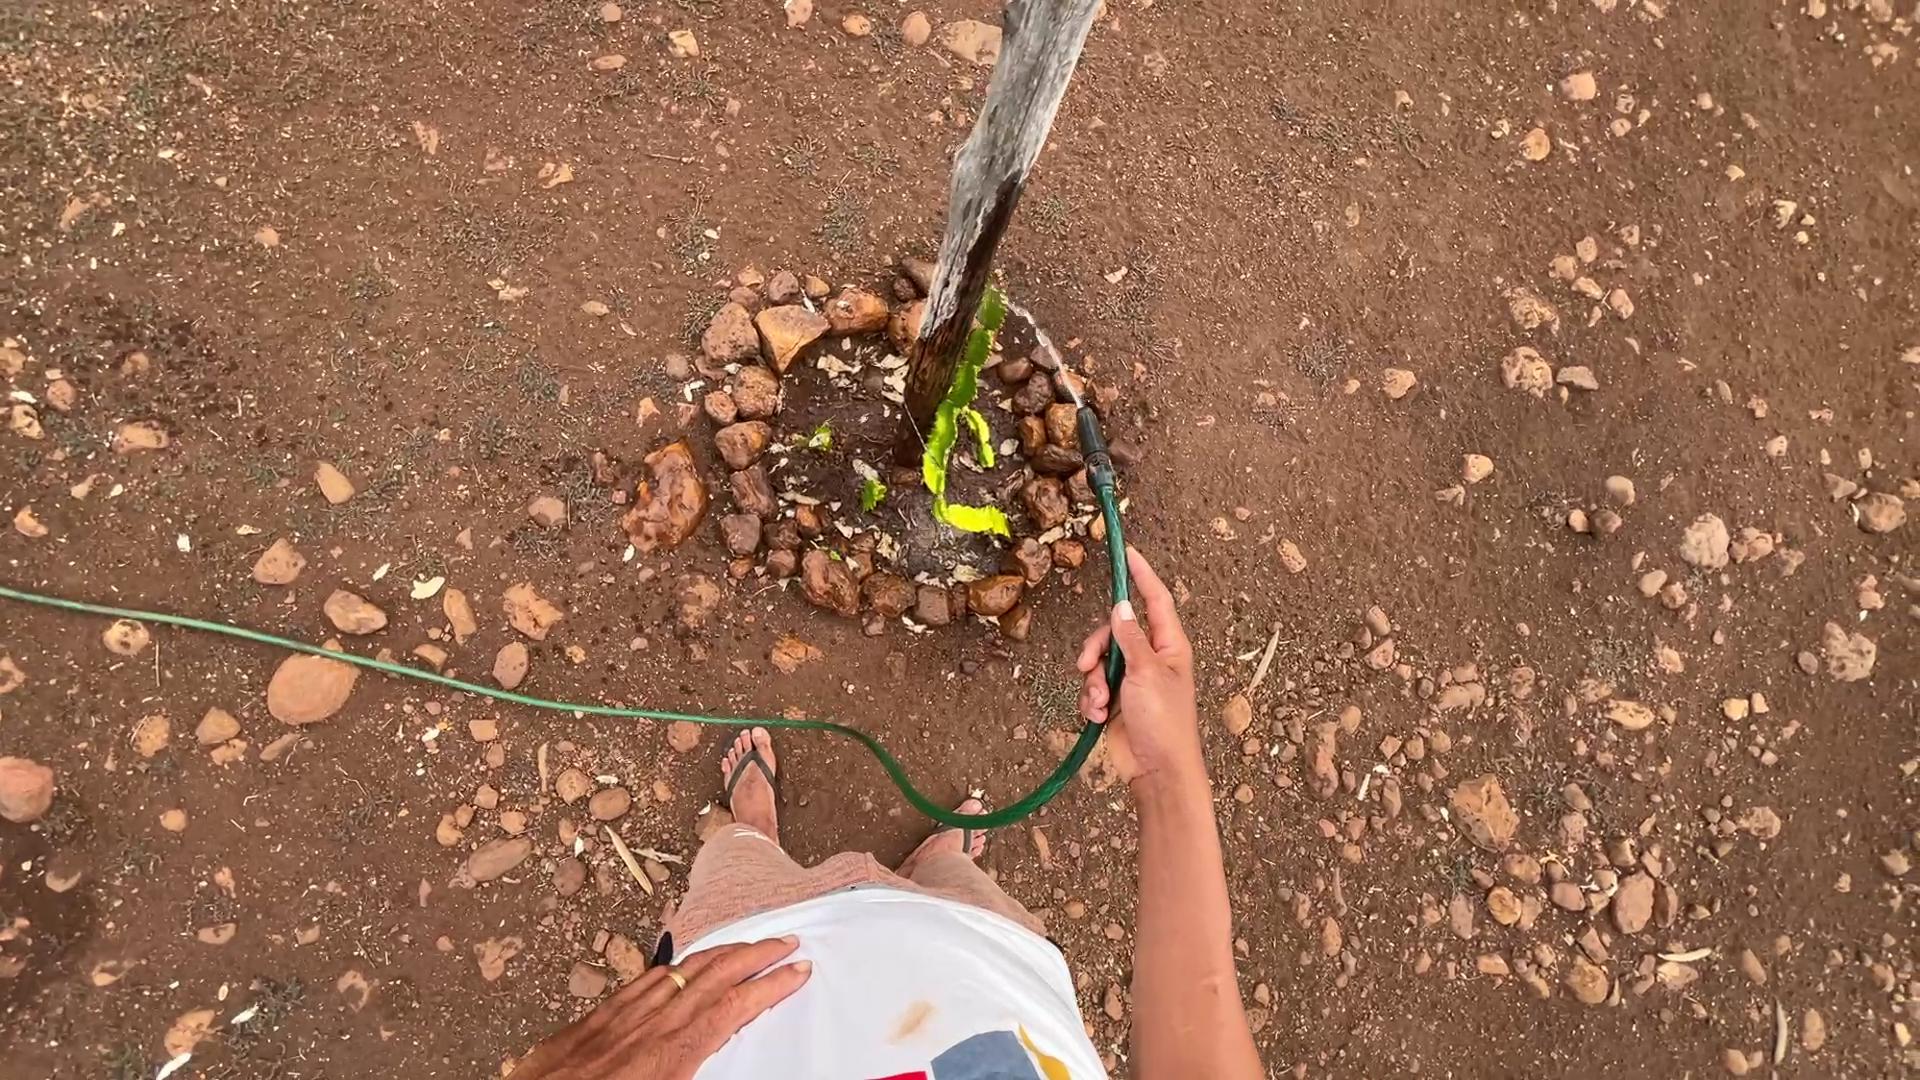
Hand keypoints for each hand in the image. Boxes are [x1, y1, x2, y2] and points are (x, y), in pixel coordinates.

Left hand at [510, 937, 810, 1079]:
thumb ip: (691, 1072)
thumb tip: (726, 1045)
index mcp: (669, 1058)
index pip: (733, 1008)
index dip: (772, 985)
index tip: (799, 970)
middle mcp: (647, 1029)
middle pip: (714, 976)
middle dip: (756, 953)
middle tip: (788, 940)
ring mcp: (617, 1020)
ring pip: (682, 970)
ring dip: (722, 952)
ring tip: (748, 943)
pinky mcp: (589, 1023)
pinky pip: (641, 981)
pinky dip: (673, 965)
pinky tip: (682, 961)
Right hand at [1075, 546, 1204, 795]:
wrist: (1156, 771)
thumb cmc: (1164, 721)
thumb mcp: (1146, 673)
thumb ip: (1129, 638)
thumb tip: (1120, 607)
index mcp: (1169, 646)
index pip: (1155, 600)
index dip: (1142, 575)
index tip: (1128, 552)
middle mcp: (1150, 657)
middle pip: (1114, 631)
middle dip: (1096, 648)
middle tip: (1088, 665)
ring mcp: (1132, 679)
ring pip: (1099, 660)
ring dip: (1093, 681)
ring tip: (1100, 702)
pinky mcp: (1117, 699)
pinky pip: (1093, 686)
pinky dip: (1091, 699)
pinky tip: (1098, 716)